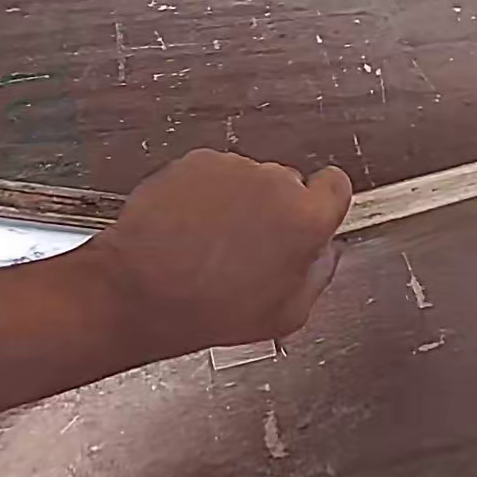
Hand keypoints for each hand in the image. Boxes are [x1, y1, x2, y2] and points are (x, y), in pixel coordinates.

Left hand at [72, 149, 352, 358]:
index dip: (323, 200)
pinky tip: (191, 230)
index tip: (314, 210)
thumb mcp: (285, 315)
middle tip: (251, 245)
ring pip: (248, 179)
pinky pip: (212, 175)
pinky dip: (205, 194)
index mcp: (306, 219)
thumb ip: (318, 275)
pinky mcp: (195, 162)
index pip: (335, 186)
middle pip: (288, 184)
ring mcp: (231, 168)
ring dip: (238, 201)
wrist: (141, 290)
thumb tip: (324, 255)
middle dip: (275, 209)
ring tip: (212, 243)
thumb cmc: (207, 307)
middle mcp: (273, 182)